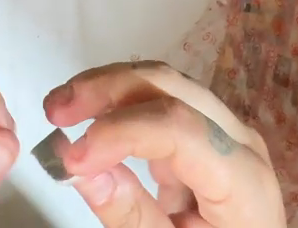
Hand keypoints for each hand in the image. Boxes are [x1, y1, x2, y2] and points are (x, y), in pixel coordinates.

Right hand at [45, 61, 283, 227]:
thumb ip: (131, 215)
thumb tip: (79, 167)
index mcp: (243, 178)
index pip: (179, 129)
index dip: (121, 132)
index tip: (72, 156)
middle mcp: (238, 138)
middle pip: (170, 87)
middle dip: (107, 88)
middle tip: (54, 110)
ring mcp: (223, 128)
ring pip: (162, 83)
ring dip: (107, 88)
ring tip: (61, 108)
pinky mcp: (204, 131)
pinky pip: (160, 103)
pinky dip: (119, 104)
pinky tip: (88, 116)